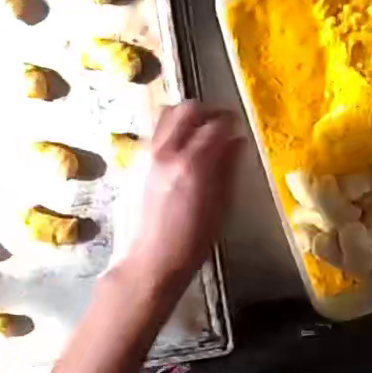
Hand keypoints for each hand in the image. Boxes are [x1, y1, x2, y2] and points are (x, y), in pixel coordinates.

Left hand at [110, 102, 242, 295]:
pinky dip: (171, 133)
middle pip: (187, 109)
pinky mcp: (133, 165)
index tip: (238, 127)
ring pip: (166, 116)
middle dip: (207, 111)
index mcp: (192, 165)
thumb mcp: (220, 208)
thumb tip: (236, 142)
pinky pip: (155, 135)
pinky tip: (180, 152)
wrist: (149, 263)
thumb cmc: (191, 244)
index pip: (215, 125)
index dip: (231, 121)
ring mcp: (146, 157)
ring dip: (186, 118)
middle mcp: (166, 153)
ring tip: (199, 132)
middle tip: (220, 123)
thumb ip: (227, 169)